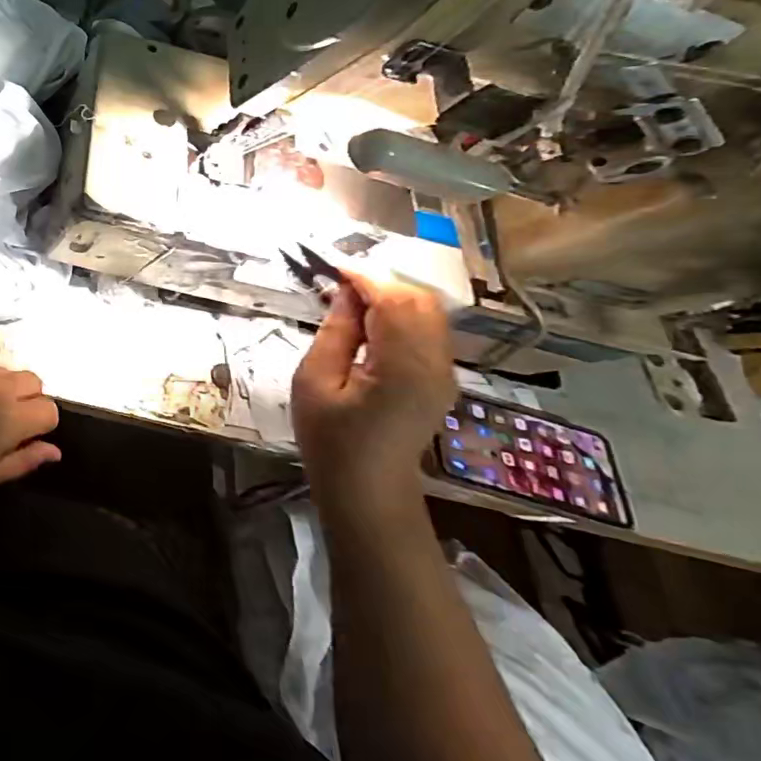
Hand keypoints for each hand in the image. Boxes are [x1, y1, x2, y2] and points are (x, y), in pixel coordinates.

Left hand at [0, 364, 61, 506]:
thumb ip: (25, 460)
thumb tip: (55, 451)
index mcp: (10, 417)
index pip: (49, 409)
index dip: (42, 427)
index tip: (26, 440)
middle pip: (35, 382)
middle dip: (31, 401)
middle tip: (11, 425)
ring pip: (10, 371)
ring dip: (10, 389)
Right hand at [291, 272, 455, 497]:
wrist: (367, 491)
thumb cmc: (331, 441)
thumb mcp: (314, 382)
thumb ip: (335, 332)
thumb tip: (346, 293)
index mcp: (403, 366)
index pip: (393, 300)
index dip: (363, 278)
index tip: (332, 270)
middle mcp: (436, 364)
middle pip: (419, 300)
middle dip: (381, 284)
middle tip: (340, 290)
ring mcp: (445, 372)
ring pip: (428, 312)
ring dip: (392, 299)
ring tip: (352, 307)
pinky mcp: (442, 379)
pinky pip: (428, 331)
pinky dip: (402, 318)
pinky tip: (372, 329)